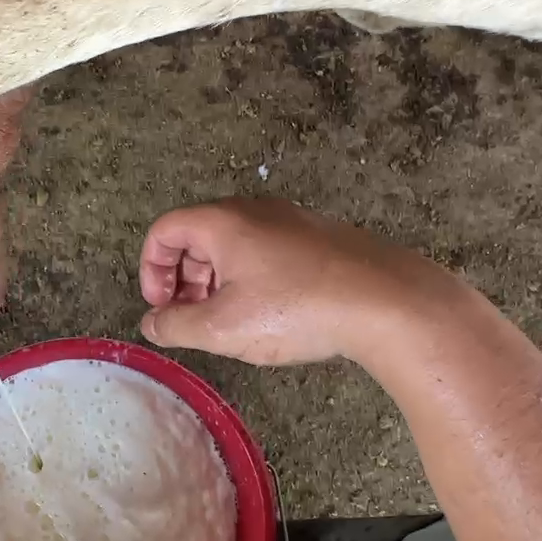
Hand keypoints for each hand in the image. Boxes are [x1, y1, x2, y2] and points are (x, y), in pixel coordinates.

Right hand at [137, 198, 461, 364]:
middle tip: (189, 318)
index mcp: (223, 223)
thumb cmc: (296, 311)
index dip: (150, 270)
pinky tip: (270, 316)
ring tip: (227, 322)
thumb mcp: (220, 329)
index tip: (160, 307)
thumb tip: (151, 324)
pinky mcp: (320, 240)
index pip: (164, 231)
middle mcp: (255, 211)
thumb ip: (173, 326)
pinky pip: (266, 253)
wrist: (390, 304)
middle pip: (197, 237)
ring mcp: (292, 222)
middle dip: (182, 280)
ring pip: (233, 247)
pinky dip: (249, 280)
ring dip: (215, 283)